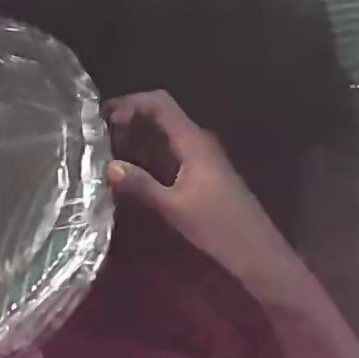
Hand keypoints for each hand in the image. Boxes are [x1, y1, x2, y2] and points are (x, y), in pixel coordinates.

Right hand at [104, 91, 313, 305]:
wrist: (259, 254)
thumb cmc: (220, 229)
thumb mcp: (175, 208)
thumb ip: (141, 185)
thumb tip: (108, 166)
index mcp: (193, 141)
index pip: (160, 103)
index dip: (131, 103)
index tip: (105, 118)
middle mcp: (198, 141)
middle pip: (161, 114)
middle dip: (130, 118)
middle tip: (99, 133)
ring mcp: (202, 156)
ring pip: (165, 133)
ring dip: (138, 135)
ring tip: (108, 149)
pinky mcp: (202, 172)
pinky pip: (170, 150)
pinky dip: (148, 152)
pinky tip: (132, 168)